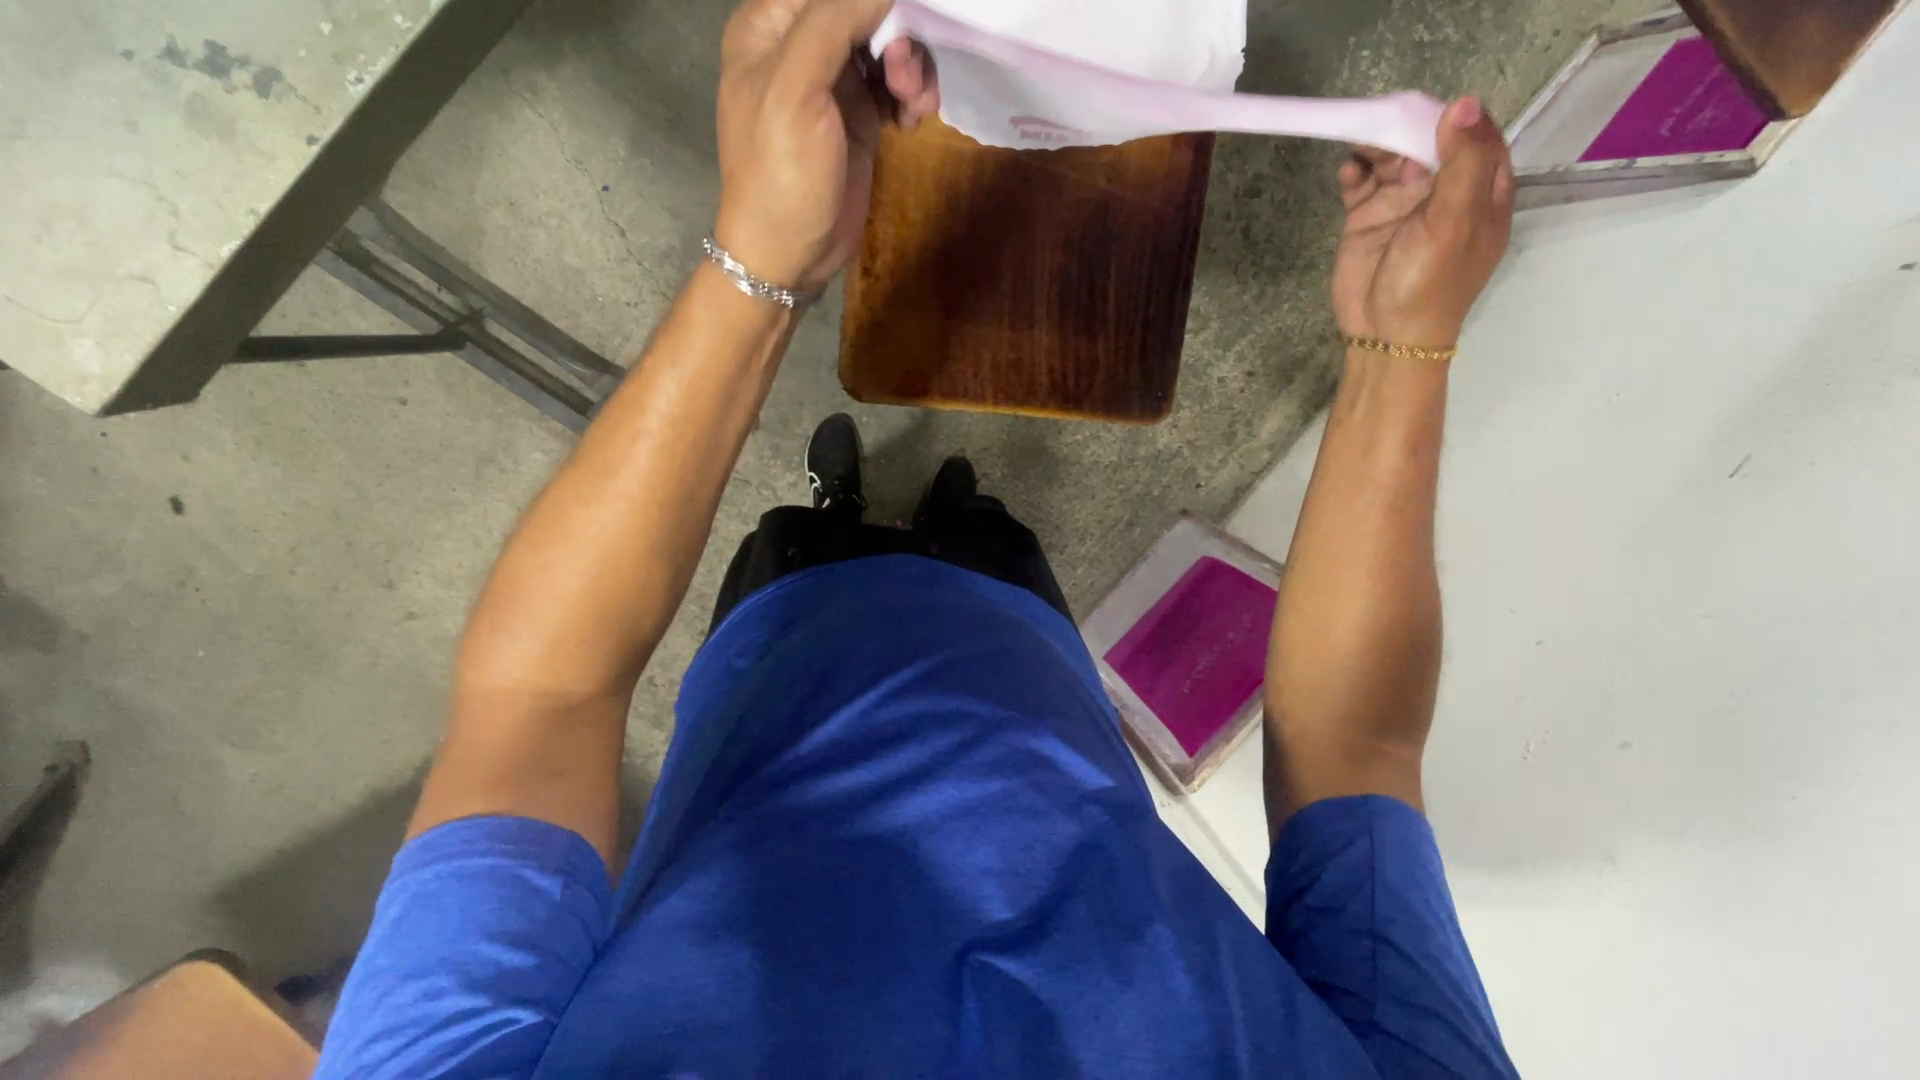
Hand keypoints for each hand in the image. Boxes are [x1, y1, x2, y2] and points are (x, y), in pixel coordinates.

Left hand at [714, 0, 939, 290]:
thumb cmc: (780, 173)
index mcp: (769, 24)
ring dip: (911, 67)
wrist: (789, 255)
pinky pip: (895, 84)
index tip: (902, 23)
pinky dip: (911, 95)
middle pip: (865, 9)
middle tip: (905, 75)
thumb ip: (834, 21)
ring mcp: (833, 82)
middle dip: (897, 32)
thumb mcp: (796, 89)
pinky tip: (912, 120)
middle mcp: (800, 43)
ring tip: (913, 104)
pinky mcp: (859, 116)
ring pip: (887, 43)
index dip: (872, 0)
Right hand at [1329, 96, 1514, 349]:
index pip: (1476, 136)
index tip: (1425, 108)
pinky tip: (1347, 172)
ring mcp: (1402, 204)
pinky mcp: (1367, 217)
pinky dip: (1353, 170)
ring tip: (1359, 146)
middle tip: (1382, 122)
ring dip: (1376, 145)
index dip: (1453, 117)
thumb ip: (1464, 162)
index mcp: (1481, 191)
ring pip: (1391, 156)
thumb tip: (1464, 104)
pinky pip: (1361, 181)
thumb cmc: (1430, 282)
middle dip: (1406, 127)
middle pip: (1428, 140)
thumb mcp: (1456, 220)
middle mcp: (1443, 191)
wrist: (1385, 334)